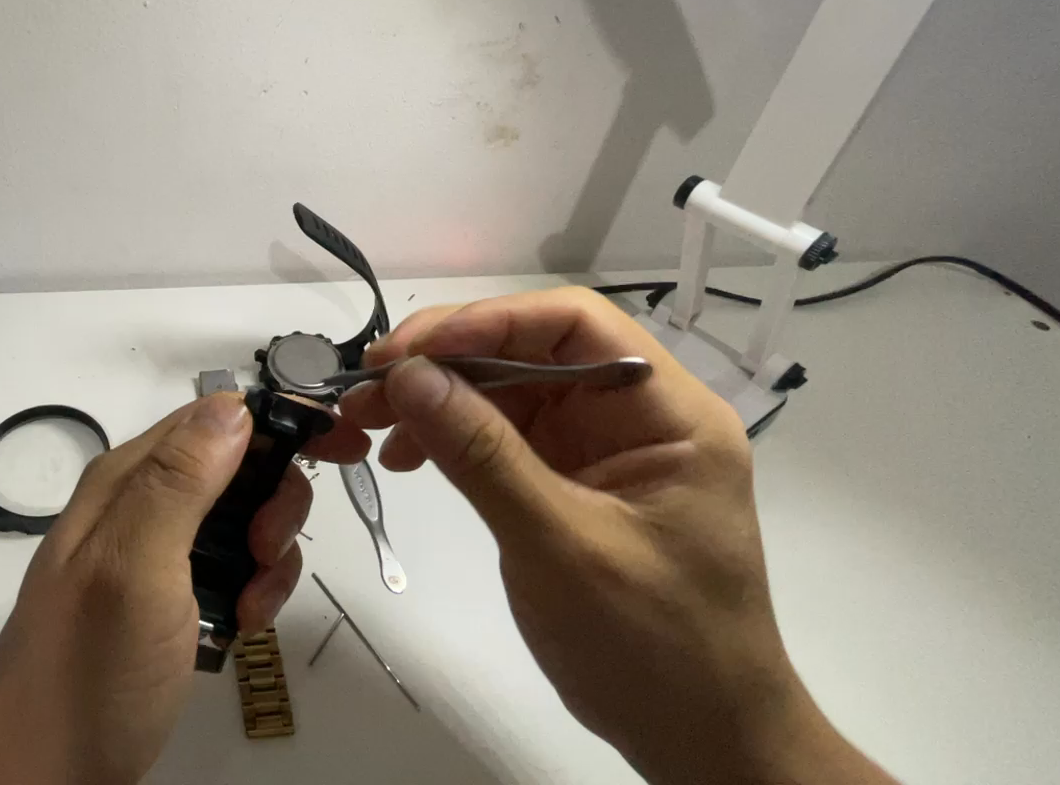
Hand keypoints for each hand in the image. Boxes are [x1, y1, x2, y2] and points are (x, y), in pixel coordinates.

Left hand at [0, 392, 367, 784]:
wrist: (44, 767)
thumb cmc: (91, 664)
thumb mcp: (135, 566)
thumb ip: (180, 482)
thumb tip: (234, 406)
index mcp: (131, 475)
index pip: (218, 416)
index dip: (281, 422)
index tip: (339, 449)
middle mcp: (144, 500)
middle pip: (239, 466)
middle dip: (275, 502)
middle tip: (266, 551)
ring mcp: (158, 549)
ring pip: (244, 518)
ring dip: (269, 555)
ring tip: (252, 604)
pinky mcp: (172, 594)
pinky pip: (234, 567)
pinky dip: (255, 588)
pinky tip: (245, 622)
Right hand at [339, 288, 894, 784]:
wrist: (694, 739)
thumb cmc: (653, 648)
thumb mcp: (560, 546)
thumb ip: (481, 454)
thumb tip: (407, 375)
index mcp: (665, 411)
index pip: (574, 322)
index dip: (490, 320)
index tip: (413, 350)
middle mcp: (628, 410)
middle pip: (525, 348)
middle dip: (442, 359)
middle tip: (369, 381)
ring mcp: (591, 441)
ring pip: (498, 386)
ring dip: (429, 395)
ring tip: (365, 417)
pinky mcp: (560, 472)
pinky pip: (491, 431)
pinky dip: (441, 434)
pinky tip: (401, 455)